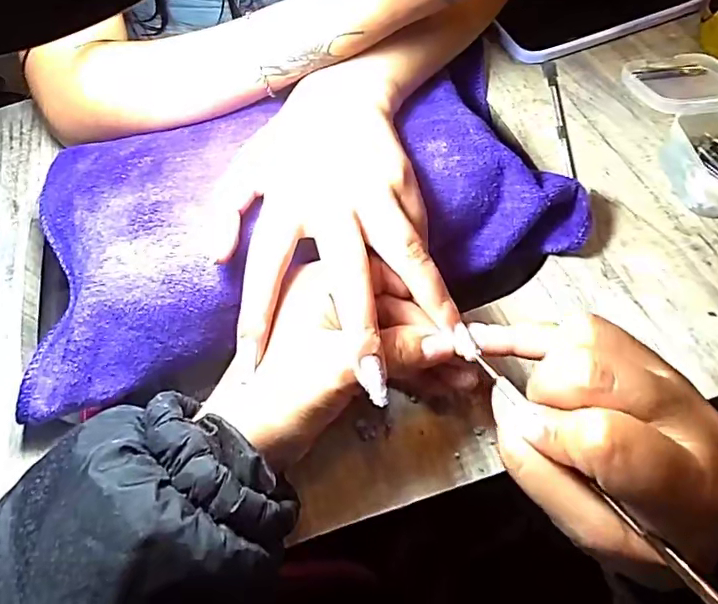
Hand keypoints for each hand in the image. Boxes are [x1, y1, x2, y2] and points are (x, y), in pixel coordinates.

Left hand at [200, 261, 492, 466]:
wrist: (248, 438)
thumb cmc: (280, 394)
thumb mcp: (337, 370)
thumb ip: (392, 352)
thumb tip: (447, 344)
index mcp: (318, 278)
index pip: (383, 279)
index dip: (422, 307)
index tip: (457, 335)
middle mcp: (328, 292)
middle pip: (392, 305)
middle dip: (430, 335)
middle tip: (468, 363)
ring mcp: (335, 322)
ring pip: (392, 330)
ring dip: (427, 355)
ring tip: (463, 380)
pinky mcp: (341, 350)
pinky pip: (384, 350)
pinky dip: (411, 366)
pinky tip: (441, 383)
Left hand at [212, 68, 470, 402]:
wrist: (340, 96)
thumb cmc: (287, 141)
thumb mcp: (245, 168)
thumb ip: (225, 212)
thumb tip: (214, 259)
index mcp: (284, 202)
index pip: (266, 268)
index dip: (257, 318)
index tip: (250, 366)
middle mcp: (331, 204)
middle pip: (347, 273)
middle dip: (359, 329)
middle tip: (366, 380)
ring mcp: (373, 197)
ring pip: (404, 258)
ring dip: (426, 307)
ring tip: (449, 350)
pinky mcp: (404, 190)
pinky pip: (419, 239)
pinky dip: (436, 277)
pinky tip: (451, 313)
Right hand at [483, 316, 717, 587]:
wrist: (686, 509)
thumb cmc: (646, 529)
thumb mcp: (597, 536)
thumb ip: (544, 478)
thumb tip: (509, 419)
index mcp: (684, 479)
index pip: (606, 436)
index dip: (553, 432)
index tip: (530, 438)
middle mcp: (682, 415)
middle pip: (589, 371)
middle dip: (545, 395)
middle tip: (541, 425)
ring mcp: (663, 375)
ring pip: (582, 339)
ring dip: (546, 369)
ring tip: (549, 401)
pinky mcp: (636, 349)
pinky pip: (576, 324)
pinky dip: (526, 334)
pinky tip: (493, 340)